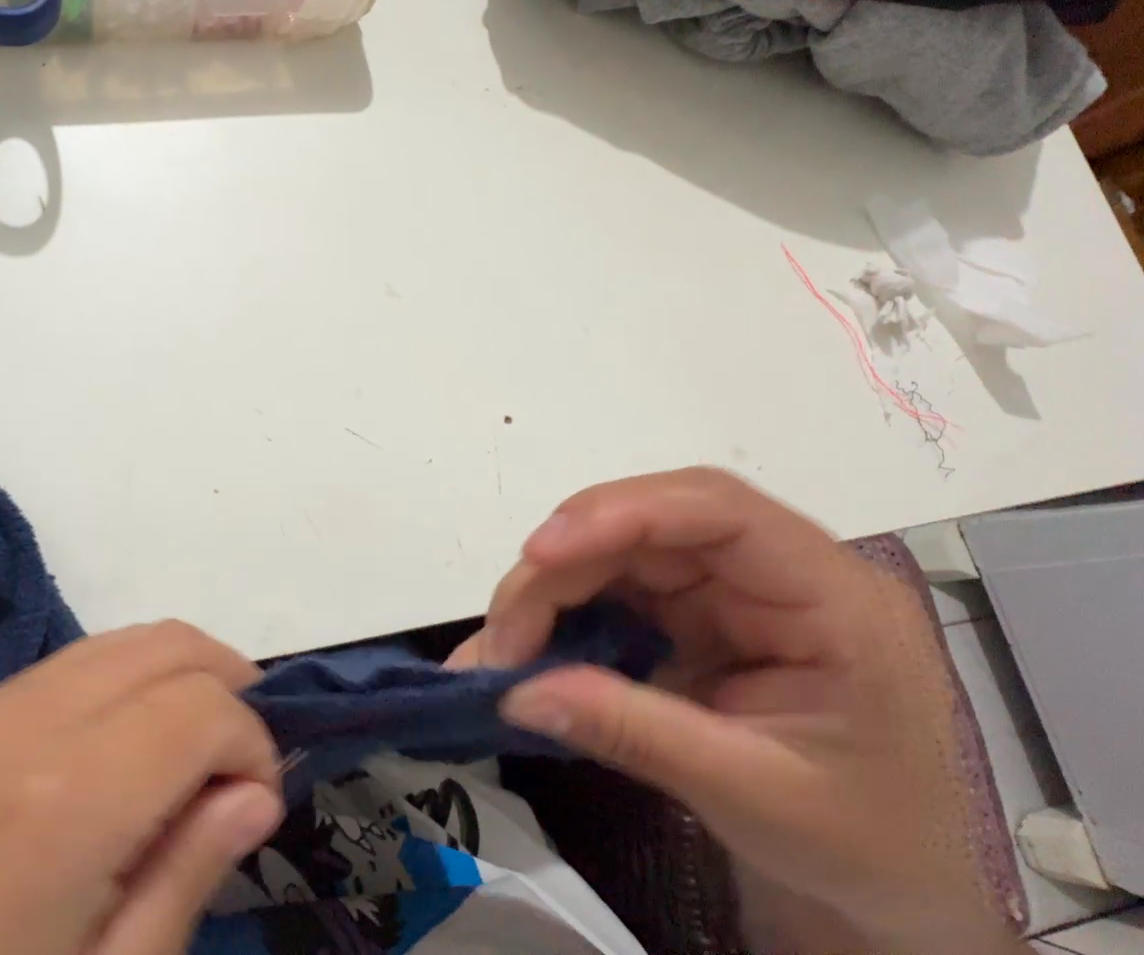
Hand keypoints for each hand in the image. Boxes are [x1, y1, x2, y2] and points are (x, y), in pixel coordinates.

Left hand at [0, 622, 284, 954]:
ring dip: (181, 678)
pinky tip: (131, 750)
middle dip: (229, 688)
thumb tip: (258, 792)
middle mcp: (28, 717)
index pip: (202, 706)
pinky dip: (130, 682)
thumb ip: (188, 872)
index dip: (255, 747)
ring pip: (124, 639)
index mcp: (67, 794)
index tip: (256, 810)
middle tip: (244, 769)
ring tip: (197, 758)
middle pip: (168, 645)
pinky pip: (75, 663)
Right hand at [450, 469, 1021, 954]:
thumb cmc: (862, 842)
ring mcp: (729, 595)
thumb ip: (634, 732)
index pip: (718, 511)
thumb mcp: (751, 793)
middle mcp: (773, 575)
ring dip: (547, 596)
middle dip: (559, 572)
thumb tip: (514, 692)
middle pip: (645, 529)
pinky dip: (557, 621)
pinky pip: (610, 596)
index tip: (538, 554)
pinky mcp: (692, 620)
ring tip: (500, 655)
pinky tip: (522, 656)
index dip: (620, 514)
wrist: (896, 886)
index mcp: (829, 599)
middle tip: (503, 641)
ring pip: (615, 556)